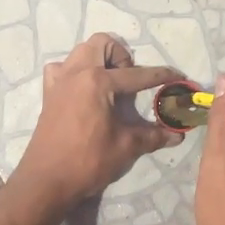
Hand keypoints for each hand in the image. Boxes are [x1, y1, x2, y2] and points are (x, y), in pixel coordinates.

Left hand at [10, 33, 183, 208]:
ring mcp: (59, 81)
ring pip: (80, 51)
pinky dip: (75, 72)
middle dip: (122, 55)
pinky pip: (61, 69)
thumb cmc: (87, 162)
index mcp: (97, 81)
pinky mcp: (48, 94)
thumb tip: (177, 135)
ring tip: (110, 84)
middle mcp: (76, 72)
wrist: (46, 181)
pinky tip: (84, 92)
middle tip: (131, 80)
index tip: (178, 77)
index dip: (161, 76)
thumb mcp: (126, 147)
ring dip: (98, 59)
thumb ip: (153, 136)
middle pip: (102, 43)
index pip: (137, 74)